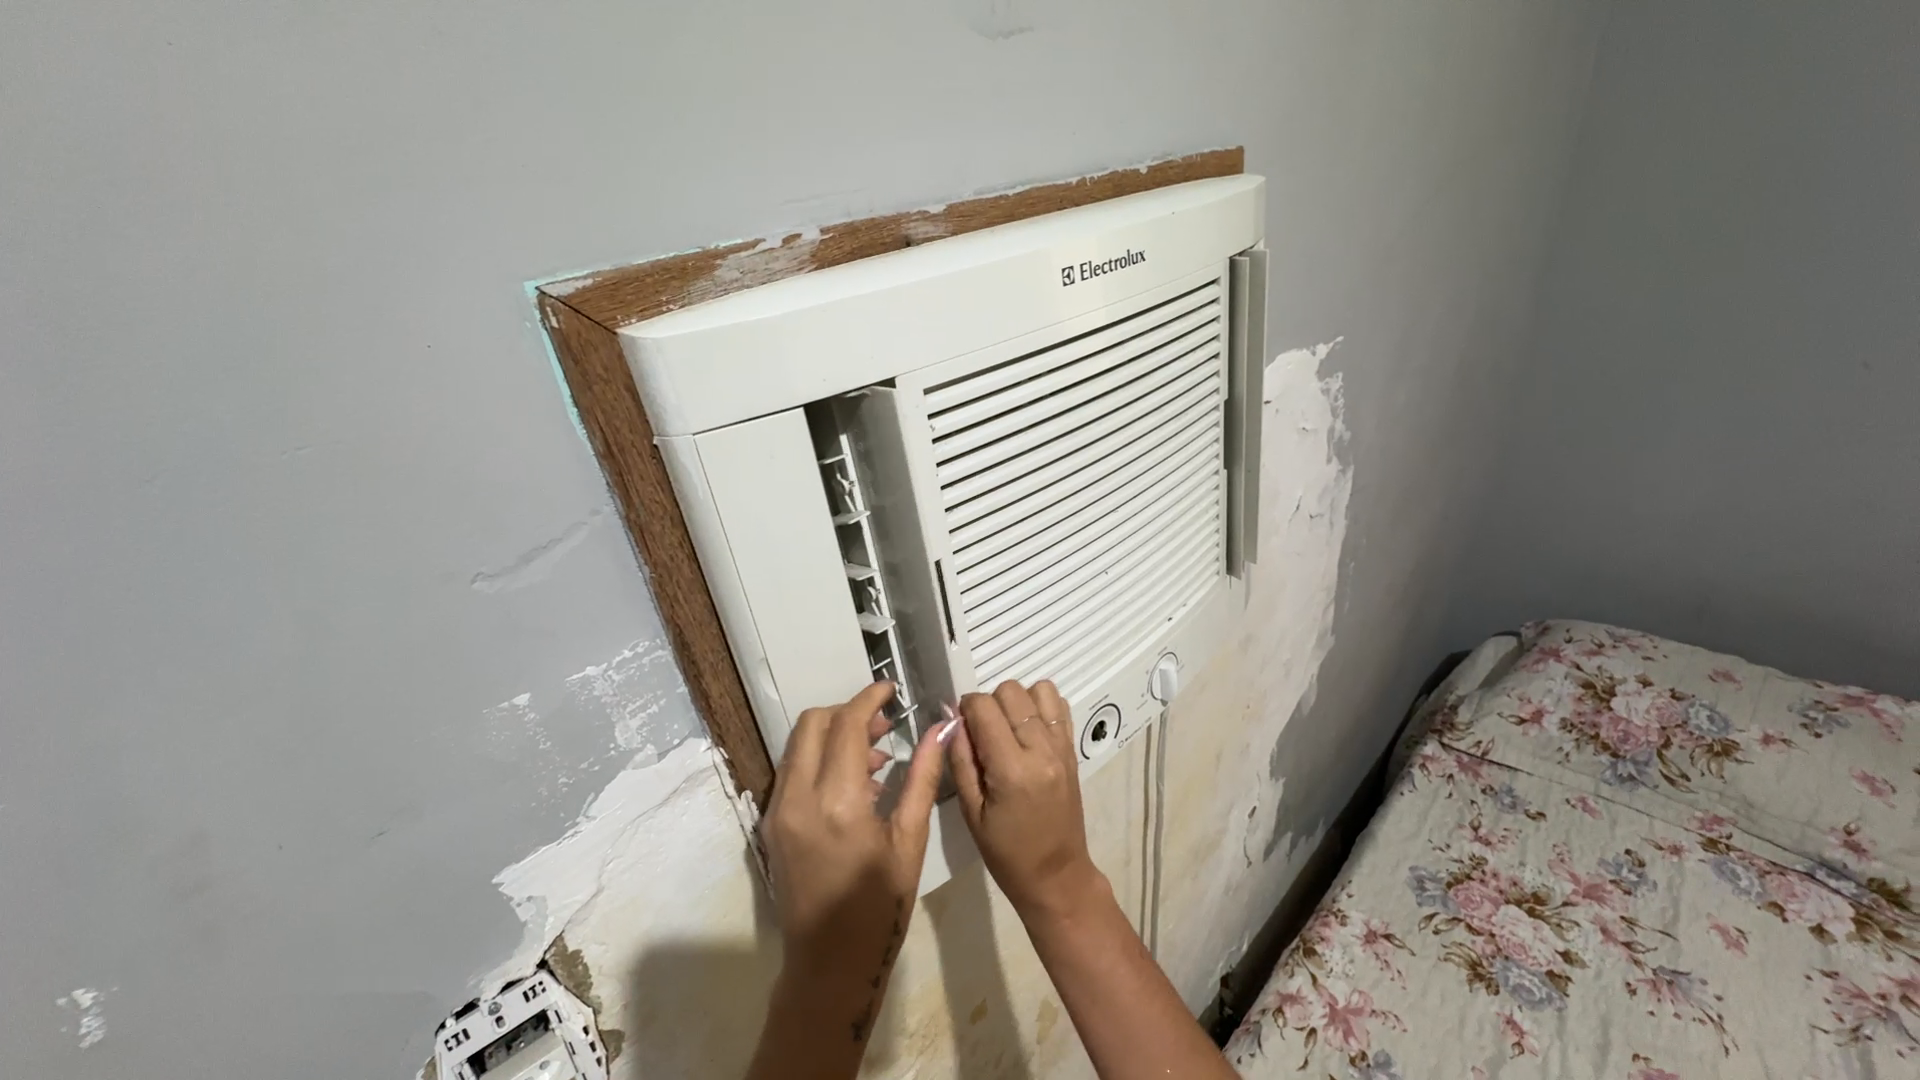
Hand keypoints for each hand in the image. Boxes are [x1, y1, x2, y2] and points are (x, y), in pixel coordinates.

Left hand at [759, 683, 947, 1033]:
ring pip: (797, 746)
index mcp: (838, 801)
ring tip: (875, 758)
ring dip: (832, 736)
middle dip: (847, 713)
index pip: (846, 725)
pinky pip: (791, 772)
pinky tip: (852, 785)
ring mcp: (777, 811)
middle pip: (812, 724)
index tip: (889, 689)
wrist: (830, 964)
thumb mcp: (910, 841)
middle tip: (884, 727)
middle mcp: (798, 798)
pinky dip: (818, 761)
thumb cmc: (881, 907)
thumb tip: (941, 730)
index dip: (868, 699)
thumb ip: (923, 777)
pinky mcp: (770, 826)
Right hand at [947, 680, 1104, 920]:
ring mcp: (1061, 746)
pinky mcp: (1072, 749)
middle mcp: (1041, 749)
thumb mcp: (971, 812)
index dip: (965, 708)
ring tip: (1007, 730)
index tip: (961, 728)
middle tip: (982, 734)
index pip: (983, 707)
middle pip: (1010, 691)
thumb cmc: (1006, 853)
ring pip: (1037, 689)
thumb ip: (961, 759)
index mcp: (1012, 769)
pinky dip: (1040, 706)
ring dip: (1016, 701)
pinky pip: (1058, 705)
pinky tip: (1028, 731)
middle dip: (989, 704)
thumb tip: (953, 720)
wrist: (1056, 875)